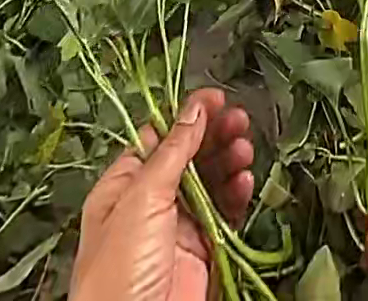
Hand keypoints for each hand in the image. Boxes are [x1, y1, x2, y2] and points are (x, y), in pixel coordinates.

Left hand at [71, 88, 255, 300]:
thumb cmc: (122, 269)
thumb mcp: (142, 199)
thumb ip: (173, 150)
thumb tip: (195, 107)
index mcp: (125, 184)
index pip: (160, 135)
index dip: (188, 114)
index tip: (217, 99)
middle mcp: (151, 201)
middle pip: (190, 154)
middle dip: (215, 135)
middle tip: (240, 120)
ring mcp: (178, 225)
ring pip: (211, 179)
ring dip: (229, 160)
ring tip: (245, 150)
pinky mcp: (203, 250)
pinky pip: (225, 211)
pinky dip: (237, 193)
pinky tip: (246, 181)